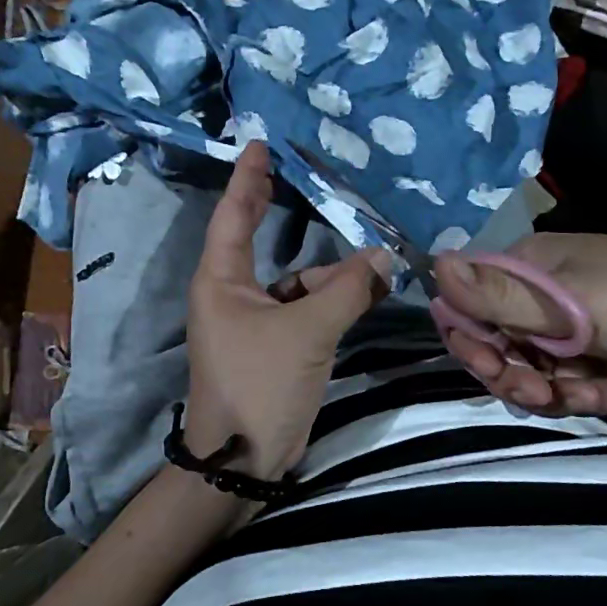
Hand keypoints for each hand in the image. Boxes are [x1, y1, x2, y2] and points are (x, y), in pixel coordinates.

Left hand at [184, 142, 391, 478]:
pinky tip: (360, 298)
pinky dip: (331, 302)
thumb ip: (348, 290)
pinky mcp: (276, 348)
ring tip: (371, 270)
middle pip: (262, 243)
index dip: (248, 180)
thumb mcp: (307, 332)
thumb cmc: (260, 384)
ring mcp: (254, 324)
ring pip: (295, 283)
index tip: (260, 146)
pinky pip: (305, 310)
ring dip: (329, 275)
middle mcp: (233, 295)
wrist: (245, 459)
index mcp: (221, 281)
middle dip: (282, 214)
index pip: (233, 216)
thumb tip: (384, 256)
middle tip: (303, 179)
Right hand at [435, 233, 606, 415]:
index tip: (488, 364)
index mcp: (528, 270)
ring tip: (592, 392)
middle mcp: (539, 302)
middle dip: (514, 376)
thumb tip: (432, 264)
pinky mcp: (590, 369)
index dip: (469, 339)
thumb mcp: (572, 301)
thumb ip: (500, 295)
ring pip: (527, 378)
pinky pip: (563, 394)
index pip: (469, 305)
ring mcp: (565, 338)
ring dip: (554, 393)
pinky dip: (587, 398)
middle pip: (494, 349)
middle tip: (538, 391)